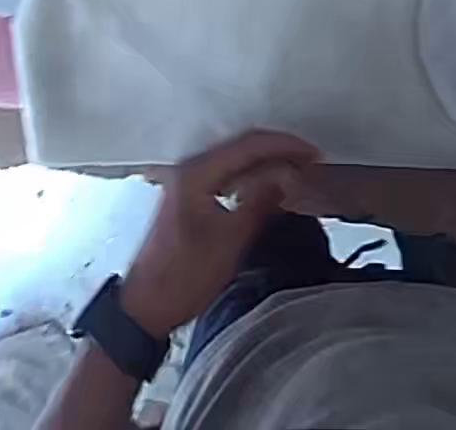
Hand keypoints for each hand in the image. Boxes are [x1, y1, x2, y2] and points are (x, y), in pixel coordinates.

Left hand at [119, 130, 319, 336]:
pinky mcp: (191, 191)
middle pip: (244, 144)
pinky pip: (229, 168)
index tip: (313, 154)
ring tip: (297, 166)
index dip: (286, 146)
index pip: (250, 145)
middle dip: (280, 148)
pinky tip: (270, 179)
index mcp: (197, 174)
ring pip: (237, 155)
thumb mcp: (229, 242)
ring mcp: (189, 178)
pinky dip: (253, 170)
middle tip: (311, 158)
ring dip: (268, 158)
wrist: (142, 311)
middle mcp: (191, 168)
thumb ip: (260, 202)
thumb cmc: (183, 278)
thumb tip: (289, 175)